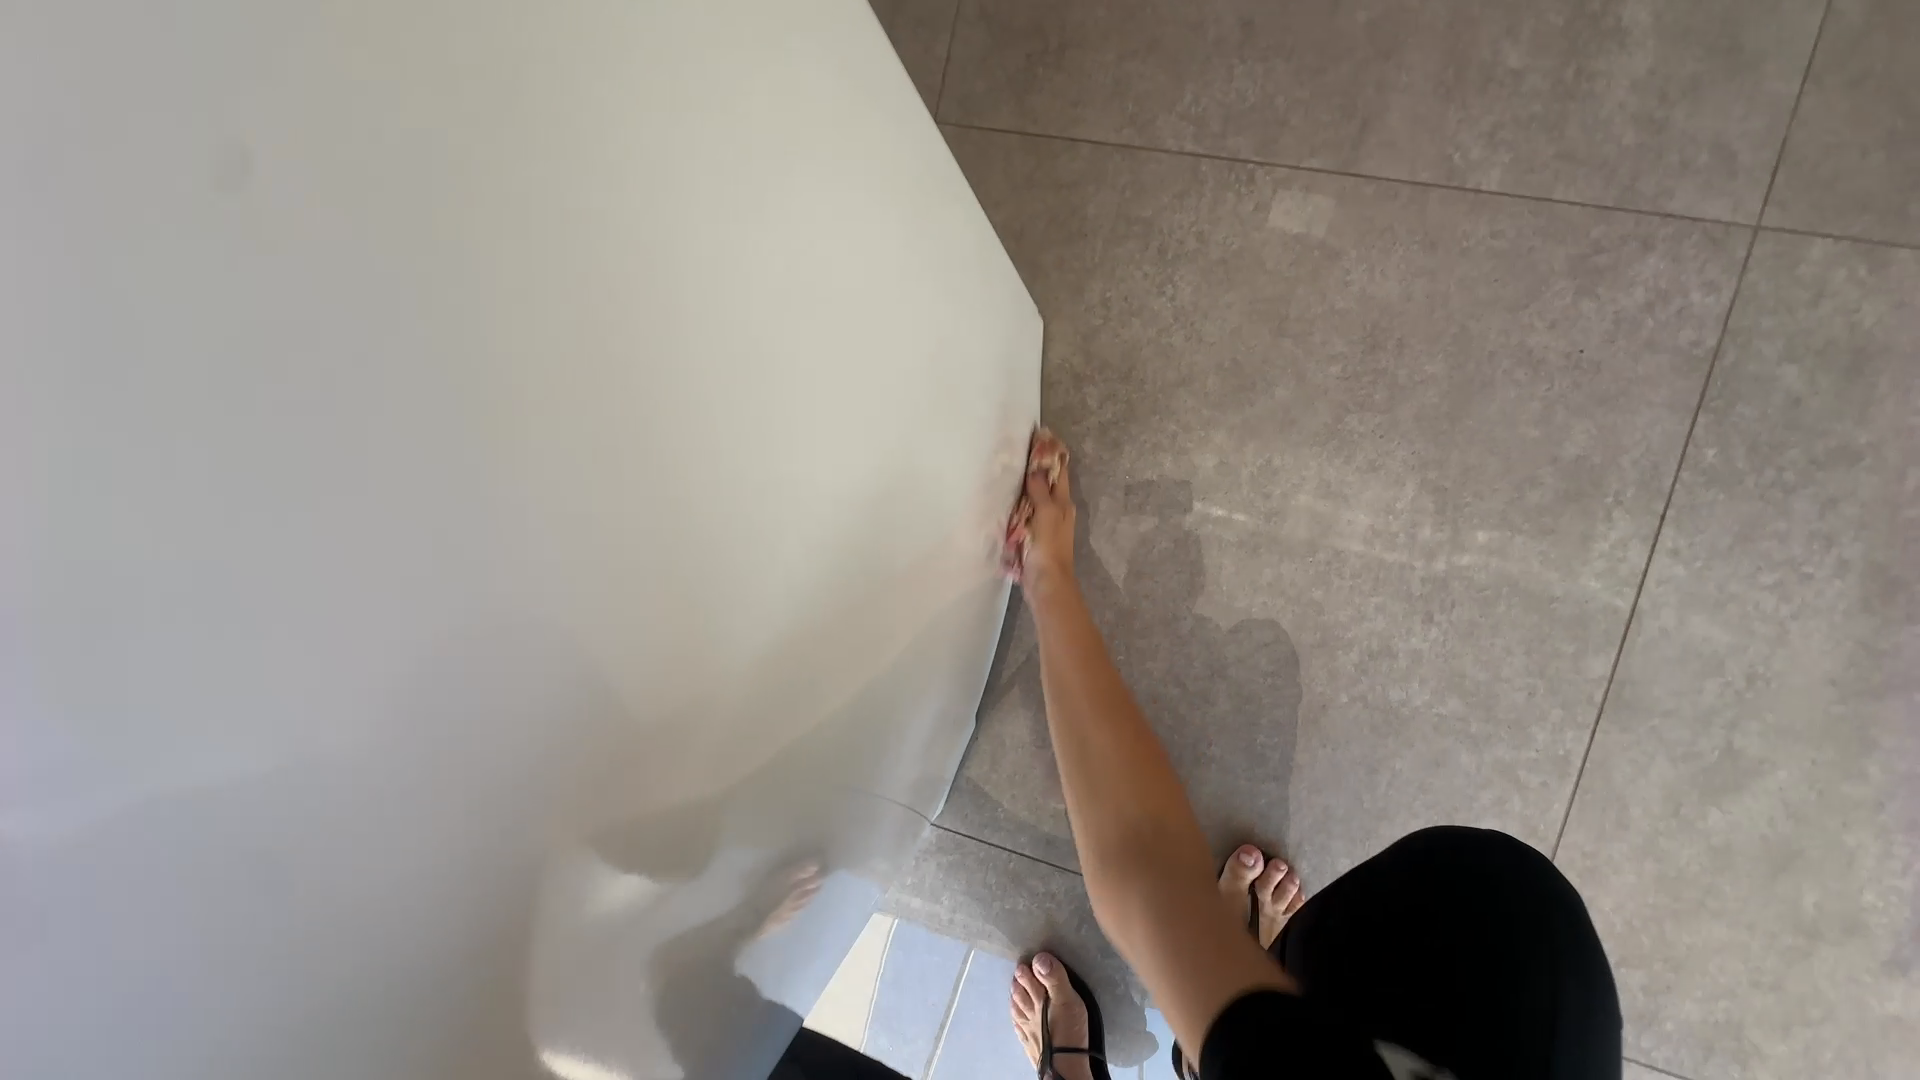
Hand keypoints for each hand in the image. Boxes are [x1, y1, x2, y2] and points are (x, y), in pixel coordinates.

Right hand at [1013, 429, 1074, 605]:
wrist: (1047, 583)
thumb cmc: (1049, 547)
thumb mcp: (1045, 514)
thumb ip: (1040, 492)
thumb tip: (1036, 470)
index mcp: (1063, 503)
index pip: (1059, 471)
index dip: (1052, 453)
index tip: (1042, 434)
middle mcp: (1057, 511)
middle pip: (1048, 483)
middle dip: (1038, 466)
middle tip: (1022, 448)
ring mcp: (1046, 525)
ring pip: (1037, 498)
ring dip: (1028, 484)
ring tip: (1013, 468)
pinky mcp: (1034, 537)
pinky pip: (1026, 514)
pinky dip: (1020, 504)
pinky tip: (1008, 500)